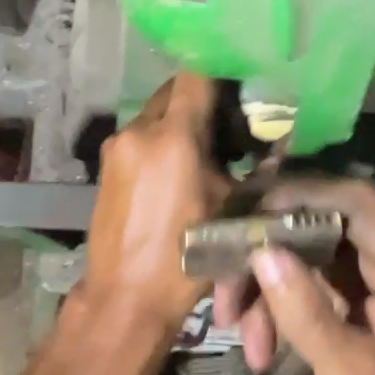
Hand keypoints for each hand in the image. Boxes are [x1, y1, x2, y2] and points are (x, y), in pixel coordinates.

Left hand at [83, 71, 231, 332]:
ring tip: (205, 152)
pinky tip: (177, 171)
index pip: (196, 76)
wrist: (125, 298)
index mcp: (172, 136)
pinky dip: (160, 142)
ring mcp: (117, 146)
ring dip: (179, 123)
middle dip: (200, 102)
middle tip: (228, 125)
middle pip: (173, 92)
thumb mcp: (231, 211)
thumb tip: (269, 146)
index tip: (240, 88)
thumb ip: (250, 170)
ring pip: (155, 114)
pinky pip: (140, 137)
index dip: (221, 76)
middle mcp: (139, 130)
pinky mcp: (105, 165)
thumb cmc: (185, 257)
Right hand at [215, 180, 374, 374]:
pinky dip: (282, 301)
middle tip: (228, 267)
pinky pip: (313, 277)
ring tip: (235, 324)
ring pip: (311, 252)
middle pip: (325, 223)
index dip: (305, 195)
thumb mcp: (346, 371)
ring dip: (270, 283)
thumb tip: (262, 252)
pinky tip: (258, 340)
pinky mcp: (362, 294)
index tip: (255, 211)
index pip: (359, 203)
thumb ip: (304, 310)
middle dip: (272, 248)